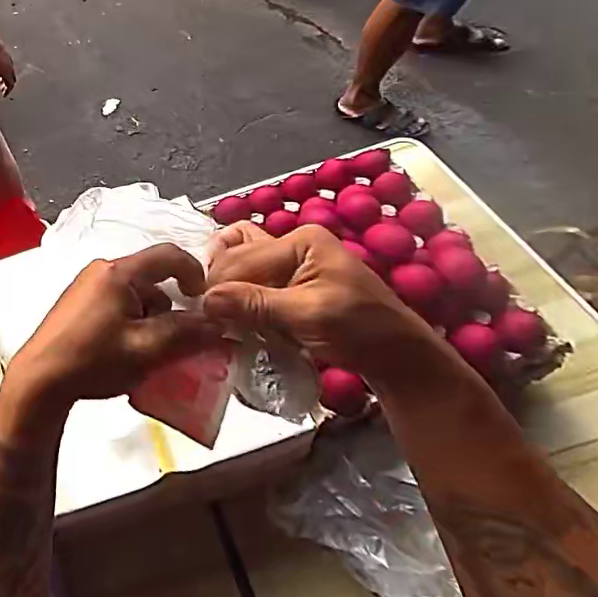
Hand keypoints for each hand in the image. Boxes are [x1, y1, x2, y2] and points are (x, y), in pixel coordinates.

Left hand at [0, 40, 16, 95]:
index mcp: (9, 73)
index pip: (11, 85)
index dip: (8, 90)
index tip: (4, 94)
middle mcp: (11, 66)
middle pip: (12, 77)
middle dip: (8, 82)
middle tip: (4, 86)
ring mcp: (8, 58)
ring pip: (10, 69)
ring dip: (6, 74)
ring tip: (1, 76)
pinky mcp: (4, 51)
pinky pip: (6, 62)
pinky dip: (4, 66)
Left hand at [0, 244, 226, 429]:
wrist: (37, 385)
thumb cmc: (91, 362)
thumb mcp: (147, 349)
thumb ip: (187, 334)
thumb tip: (218, 324)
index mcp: (118, 273)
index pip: (169, 255)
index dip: (195, 272)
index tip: (205, 299)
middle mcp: (101, 270)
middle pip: (152, 277)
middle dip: (171, 304)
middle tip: (178, 334)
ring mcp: (86, 286)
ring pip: (135, 292)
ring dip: (151, 315)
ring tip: (149, 349)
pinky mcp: (77, 304)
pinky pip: (117, 302)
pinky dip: (132, 319)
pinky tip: (127, 348)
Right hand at [202, 223, 444, 385]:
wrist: (398, 356)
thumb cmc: (362, 330)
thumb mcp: (310, 315)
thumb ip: (258, 305)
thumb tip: (207, 301)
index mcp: (302, 240)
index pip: (244, 256)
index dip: (219, 285)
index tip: (199, 316)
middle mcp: (294, 246)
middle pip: (240, 258)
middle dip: (222, 287)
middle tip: (205, 319)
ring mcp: (294, 267)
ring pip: (244, 271)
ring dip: (230, 294)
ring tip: (216, 320)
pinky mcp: (293, 290)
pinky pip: (256, 289)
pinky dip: (243, 304)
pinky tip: (234, 323)